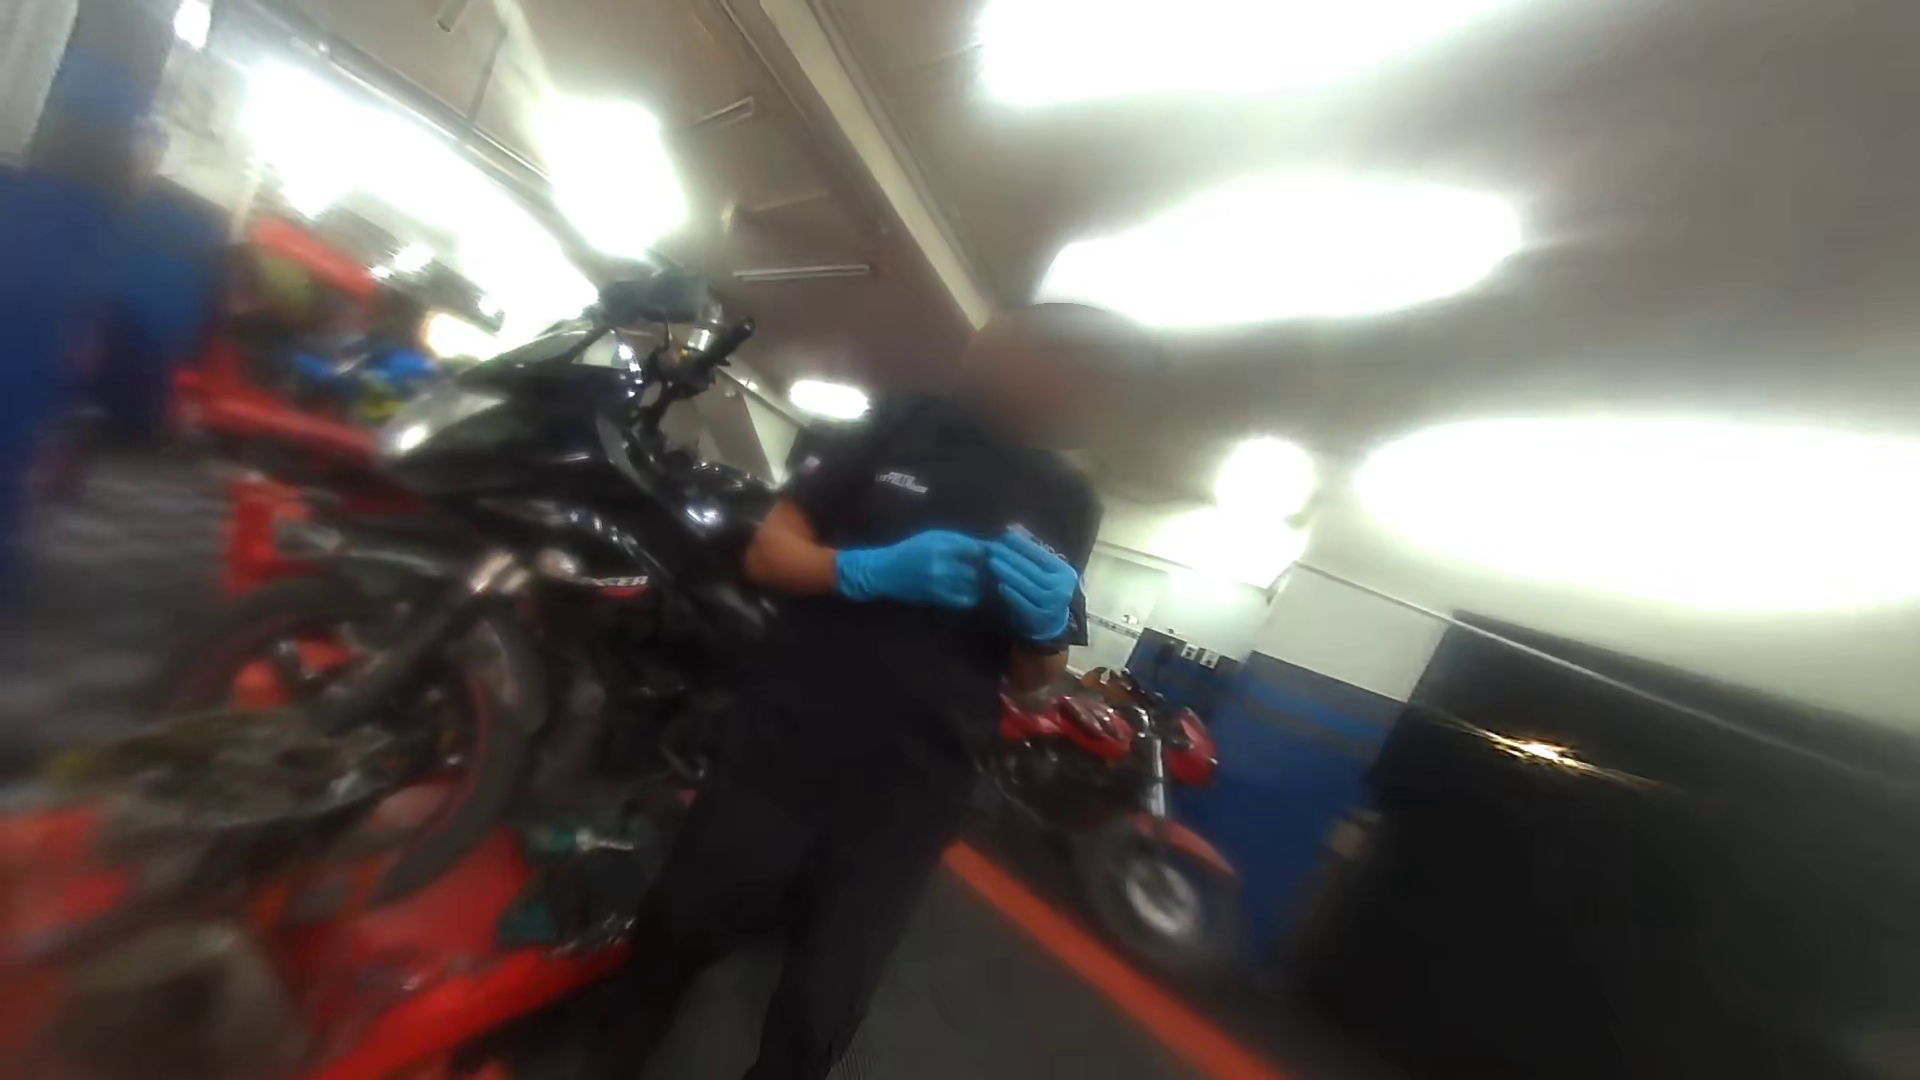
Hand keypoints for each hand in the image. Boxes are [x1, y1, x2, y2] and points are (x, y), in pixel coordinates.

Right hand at [836, 529, 987, 607]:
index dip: (992, 552)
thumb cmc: (910, 549)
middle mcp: (941, 565)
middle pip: (979, 570)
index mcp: (941, 545)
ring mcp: (939, 584)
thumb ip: (960, 540)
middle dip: (990, 569)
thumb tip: (988, 546)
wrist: (883, 572)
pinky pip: (964, 600)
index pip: (978, 549)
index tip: (999, 553)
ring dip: (984, 584)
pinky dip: (973, 596)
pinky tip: (974, 591)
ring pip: (974, 587)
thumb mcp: (933, 536)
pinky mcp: (936, 598)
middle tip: (998, 568)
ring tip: (989, 580)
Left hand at [987, 529, 1077, 641]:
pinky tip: (998, 584)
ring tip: (990, 561)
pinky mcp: (1038, 619)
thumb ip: (1031, 549)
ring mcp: (1051, 606)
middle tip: (991, 546)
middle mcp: (1061, 589)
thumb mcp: (1045, 569)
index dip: (1022, 544)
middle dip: (1010, 556)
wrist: (1051, 623)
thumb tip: (1012, 527)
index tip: (1004, 534)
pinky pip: (1022, 604)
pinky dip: (1010, 593)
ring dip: (1007, 572)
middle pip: (1032, 569)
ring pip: (1026, 585)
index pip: (1040, 554)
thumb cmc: (1045, 588)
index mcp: (1065, 573)